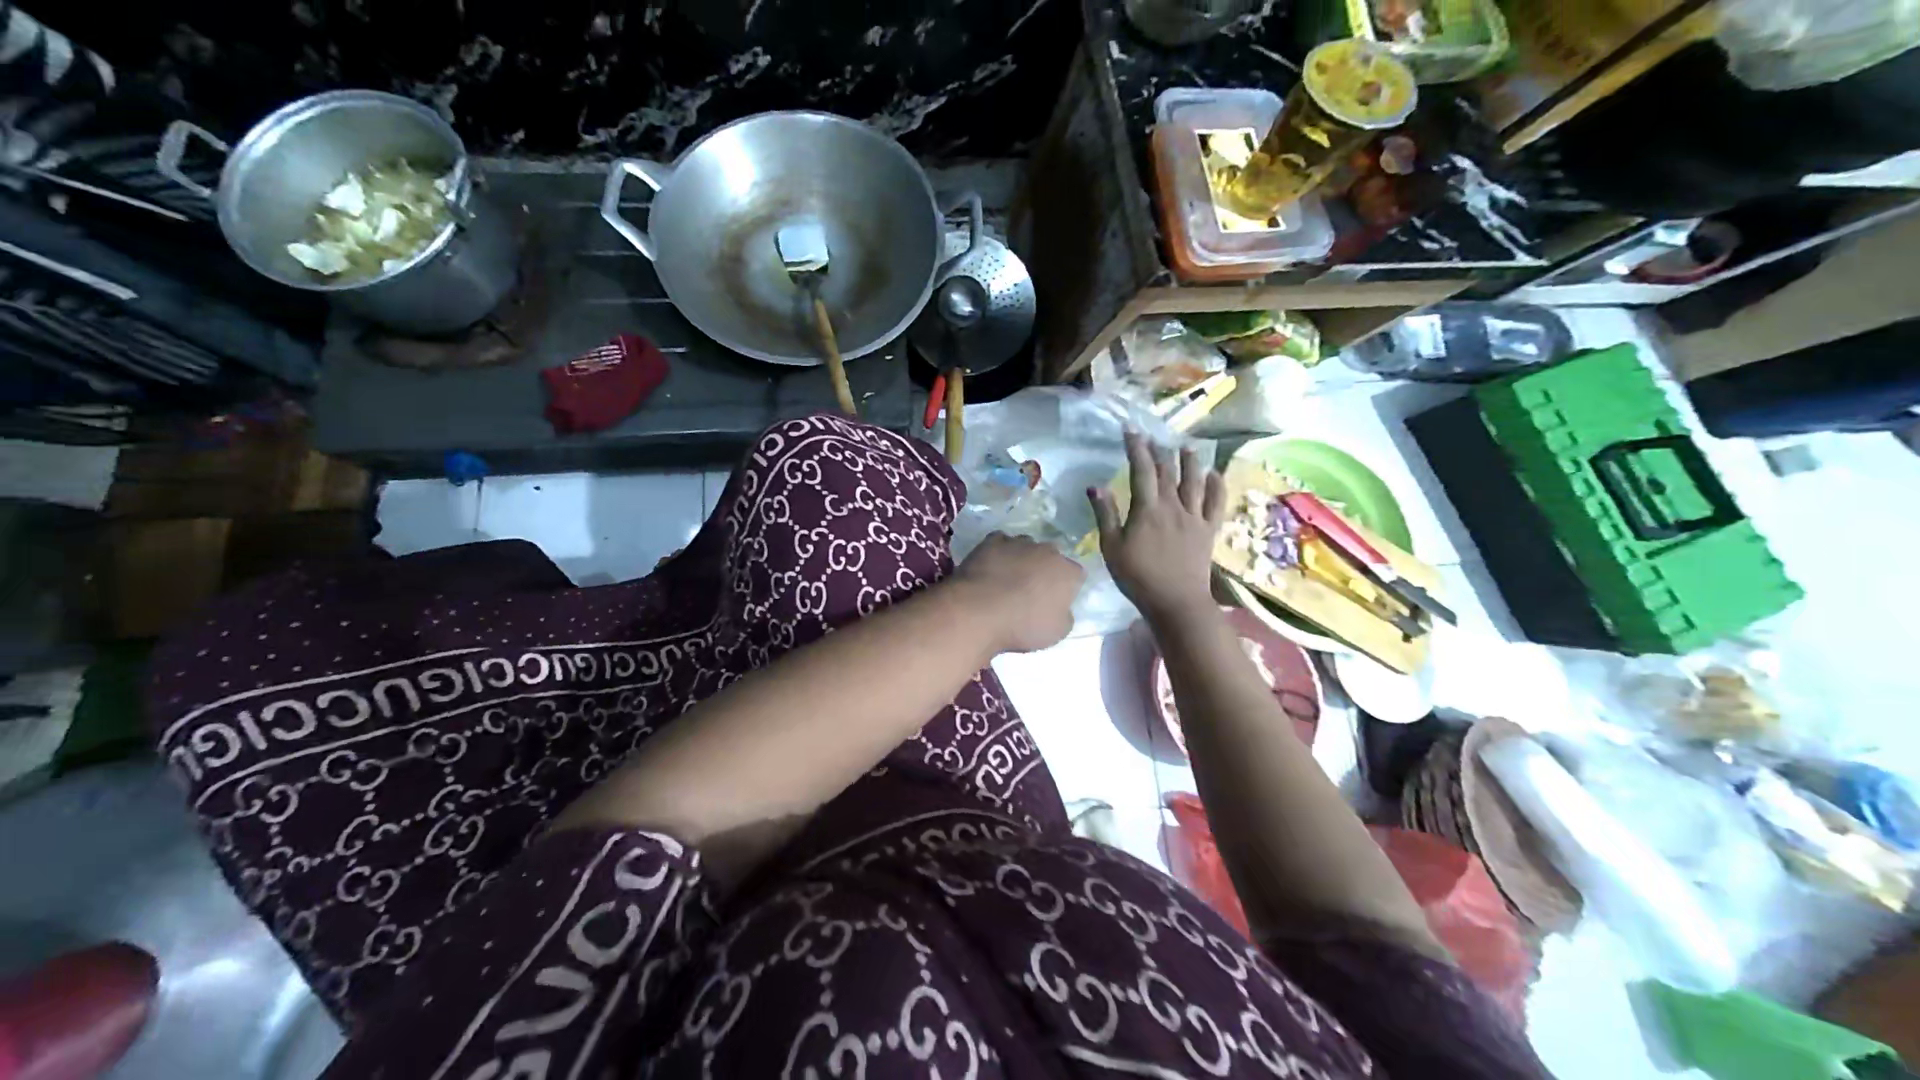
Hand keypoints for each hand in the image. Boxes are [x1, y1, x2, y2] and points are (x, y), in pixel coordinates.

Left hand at [949, 533, 1083, 653]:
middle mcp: (1047, 550)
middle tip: (1031, 589)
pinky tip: (990, 567)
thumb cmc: (1022, 626)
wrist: (979, 612)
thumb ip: (1065, 615)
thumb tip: (1062, 608)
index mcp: (1068, 572)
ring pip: (1026, 546)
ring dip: (1022, 559)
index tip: (1056, 600)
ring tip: (1007, 578)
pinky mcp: (992, 540)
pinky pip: (1000, 543)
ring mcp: (1019, 542)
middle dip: (1045, 569)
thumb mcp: (1057, 632)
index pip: (1076, 574)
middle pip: (1051, 556)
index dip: (1067, 586)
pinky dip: (998, 553)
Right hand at [1091, 431, 1225, 622]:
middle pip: (1167, 472)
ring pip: (1194, 482)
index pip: (1141, 470)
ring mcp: (1194, 517)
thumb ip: (1105, 514)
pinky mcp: (1208, 530)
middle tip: (1154, 436)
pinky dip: (1216, 486)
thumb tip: (1096, 485)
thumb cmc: (1137, 577)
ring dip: (1190, 462)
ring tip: (1187, 446)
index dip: (1136, 448)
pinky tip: (1214, 474)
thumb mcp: (1112, 547)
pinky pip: (1216, 503)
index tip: (1131, 431)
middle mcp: (1173, 506)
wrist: (1176, 602)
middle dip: (1159, 451)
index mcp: (1147, 509)